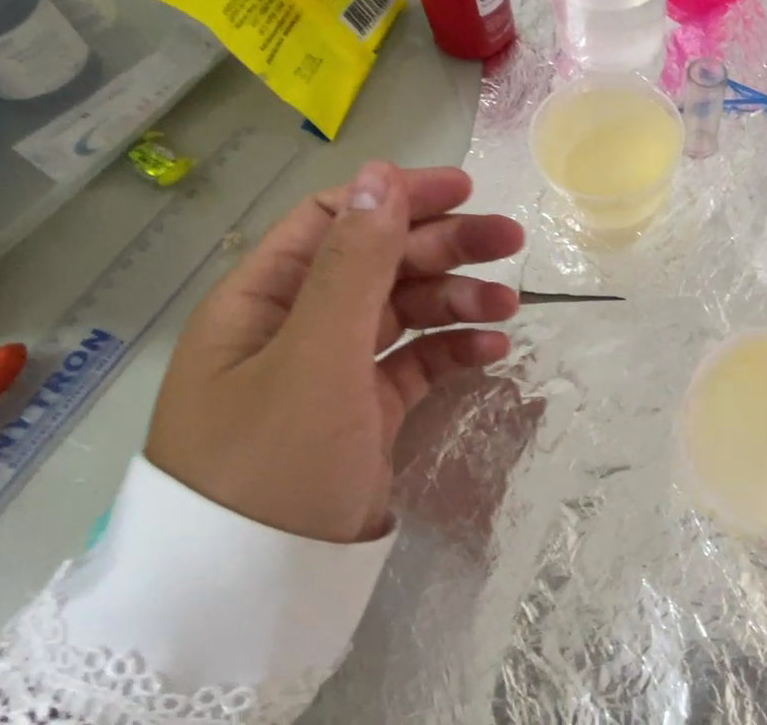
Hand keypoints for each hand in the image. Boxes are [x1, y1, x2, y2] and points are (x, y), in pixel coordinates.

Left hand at [147, 162, 525, 543]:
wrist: (254, 594)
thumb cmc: (273, 461)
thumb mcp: (316, 354)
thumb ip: (354, 263)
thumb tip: (382, 173)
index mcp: (263, 298)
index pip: (336, 221)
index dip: (398, 198)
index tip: (465, 192)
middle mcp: (294, 325)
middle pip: (378, 263)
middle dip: (444, 248)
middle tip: (512, 243)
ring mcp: (329, 370)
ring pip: (402, 312)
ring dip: (456, 301)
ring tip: (509, 310)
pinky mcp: (361, 412)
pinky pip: (414, 363)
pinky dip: (451, 351)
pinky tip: (492, 352)